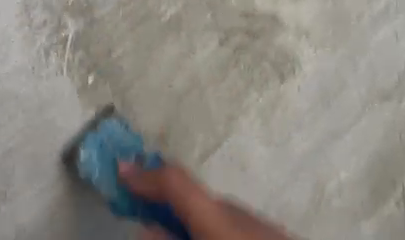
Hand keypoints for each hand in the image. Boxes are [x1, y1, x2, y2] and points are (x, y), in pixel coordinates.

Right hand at [120, 162, 292, 238]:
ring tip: (187, 236)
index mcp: (220, 223)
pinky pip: (248, 233)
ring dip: (203, 226)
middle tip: (151, 221)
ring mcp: (273, 231)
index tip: (119, 172)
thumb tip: (147, 229)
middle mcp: (248, 218)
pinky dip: (228, 236)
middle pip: (202, 201)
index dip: (144, 174)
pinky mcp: (285, 239)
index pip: (176, 180)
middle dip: (174, 208)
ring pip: (227, 219)